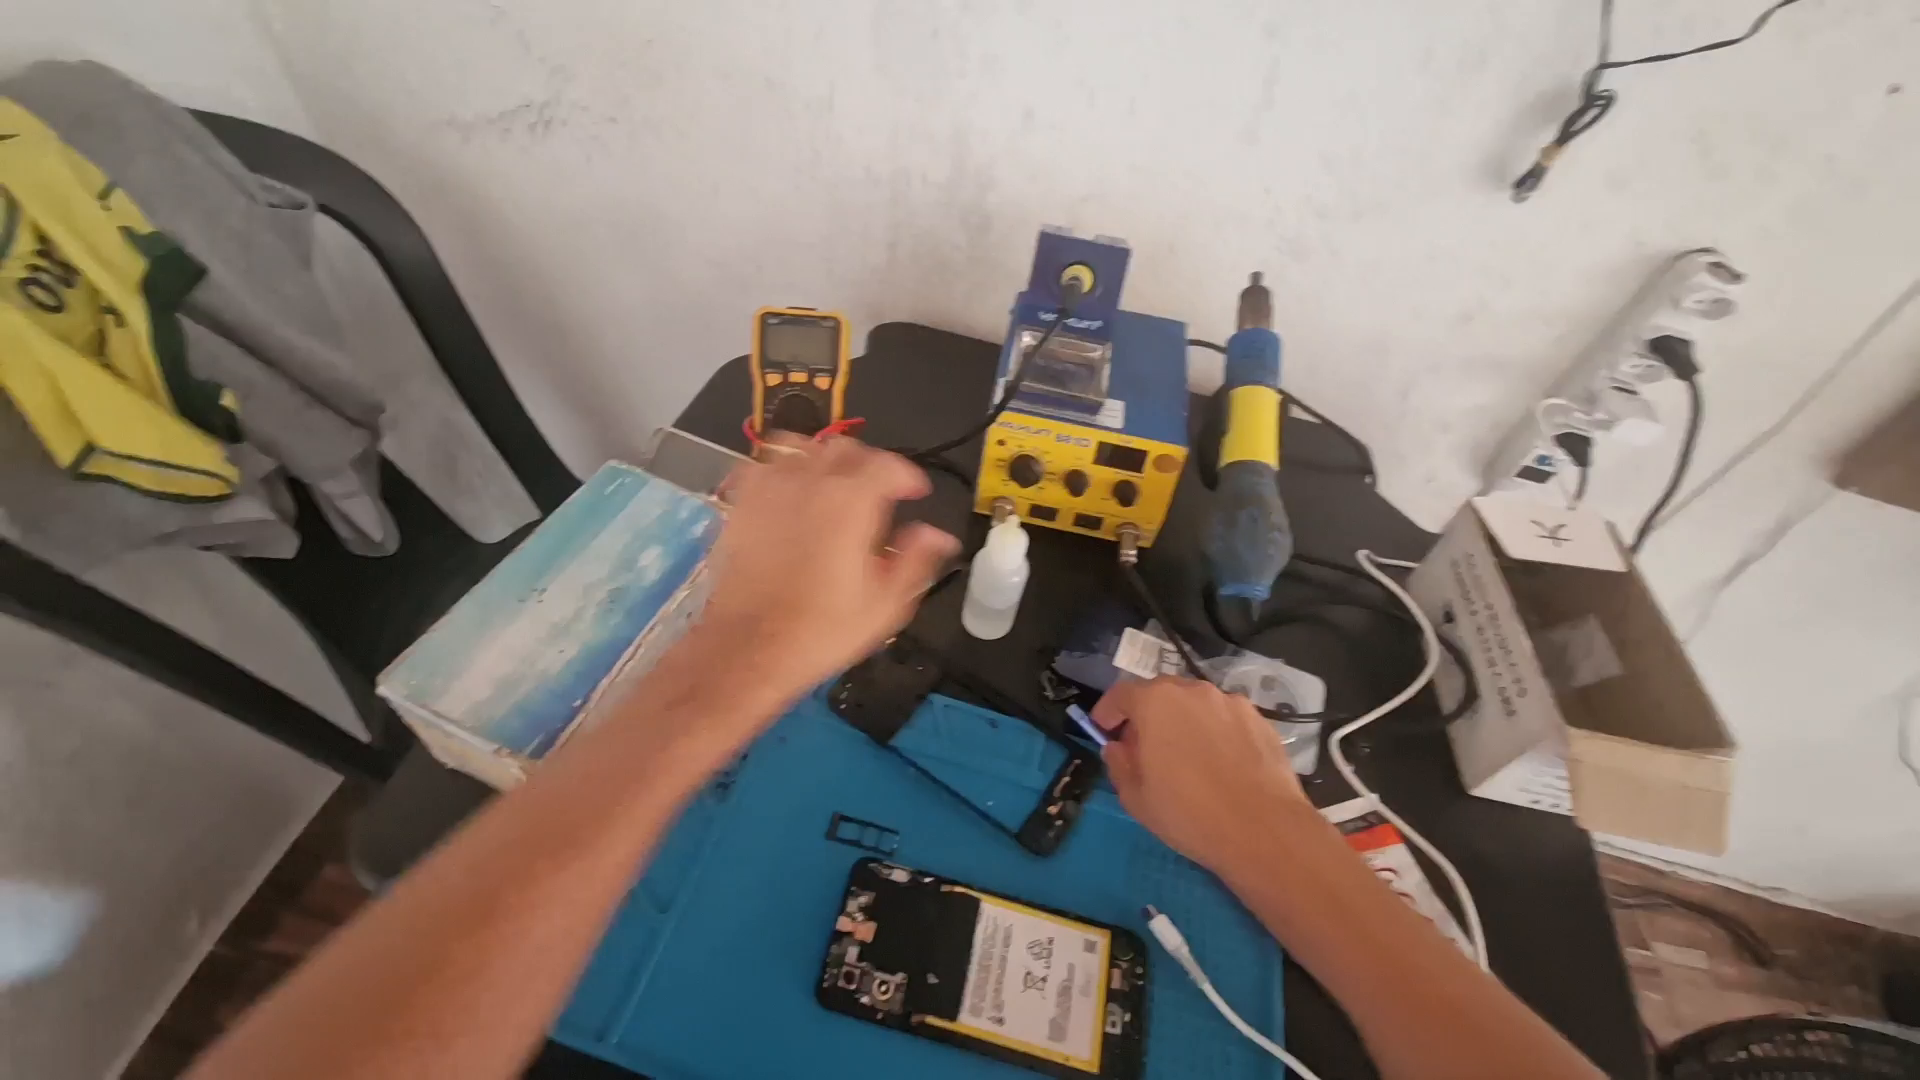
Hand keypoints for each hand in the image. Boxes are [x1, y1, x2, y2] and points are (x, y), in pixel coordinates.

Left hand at [696, 435, 958, 697]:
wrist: (749, 648)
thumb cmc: (823, 629)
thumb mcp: (886, 604)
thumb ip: (916, 560)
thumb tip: (938, 535)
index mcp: (853, 501)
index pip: (889, 464)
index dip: (909, 476)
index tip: (916, 493)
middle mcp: (811, 481)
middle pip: (847, 449)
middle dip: (870, 465)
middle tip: (880, 494)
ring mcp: (771, 487)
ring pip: (805, 448)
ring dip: (827, 461)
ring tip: (835, 487)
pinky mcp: (741, 502)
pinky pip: (765, 464)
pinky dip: (785, 469)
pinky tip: (790, 492)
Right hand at [1092, 676, 1322, 875]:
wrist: (1264, 830)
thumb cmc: (1189, 813)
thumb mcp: (1135, 797)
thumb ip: (1118, 763)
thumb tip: (1118, 747)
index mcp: (1155, 702)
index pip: (1121, 693)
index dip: (1108, 711)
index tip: (1103, 729)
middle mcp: (1193, 691)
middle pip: (1160, 693)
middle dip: (1146, 715)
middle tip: (1143, 746)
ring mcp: (1230, 702)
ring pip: (1195, 705)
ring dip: (1182, 722)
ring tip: (1186, 756)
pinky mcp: (1259, 719)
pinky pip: (1224, 719)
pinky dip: (1214, 732)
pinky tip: (1219, 763)